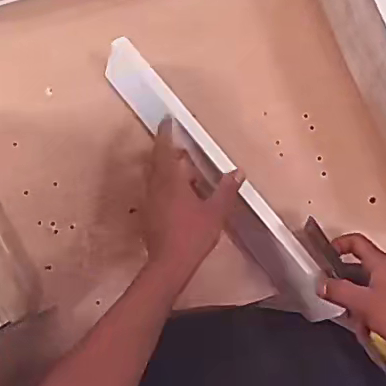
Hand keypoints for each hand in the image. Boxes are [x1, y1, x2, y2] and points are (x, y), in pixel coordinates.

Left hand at [139, 122, 243, 277]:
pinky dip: (165, 187)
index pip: (164, 149)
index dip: (165, 133)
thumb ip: (226, 189)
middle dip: (168, 152)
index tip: (167, 120)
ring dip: (167, 170)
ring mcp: (149, 202)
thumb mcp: (216, 211)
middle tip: (184, 151)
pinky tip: (180, 198)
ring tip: (186, 174)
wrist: (169, 265)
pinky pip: (155, 192)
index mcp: (170, 181)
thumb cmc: (193, 235)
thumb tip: (238, 172)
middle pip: (157, 162)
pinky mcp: (148, 215)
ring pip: (155, 177)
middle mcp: (155, 187)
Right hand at [320, 233, 385, 350]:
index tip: (324, 255)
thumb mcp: (362, 302)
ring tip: (345, 313)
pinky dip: (361, 310)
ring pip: (360, 287)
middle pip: (355, 266)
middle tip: (326, 290)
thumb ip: (338, 290)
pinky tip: (360, 325)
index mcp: (380, 263)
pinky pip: (368, 301)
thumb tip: (320, 284)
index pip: (356, 242)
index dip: (338, 243)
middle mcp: (384, 271)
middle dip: (340, 280)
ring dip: (350, 300)